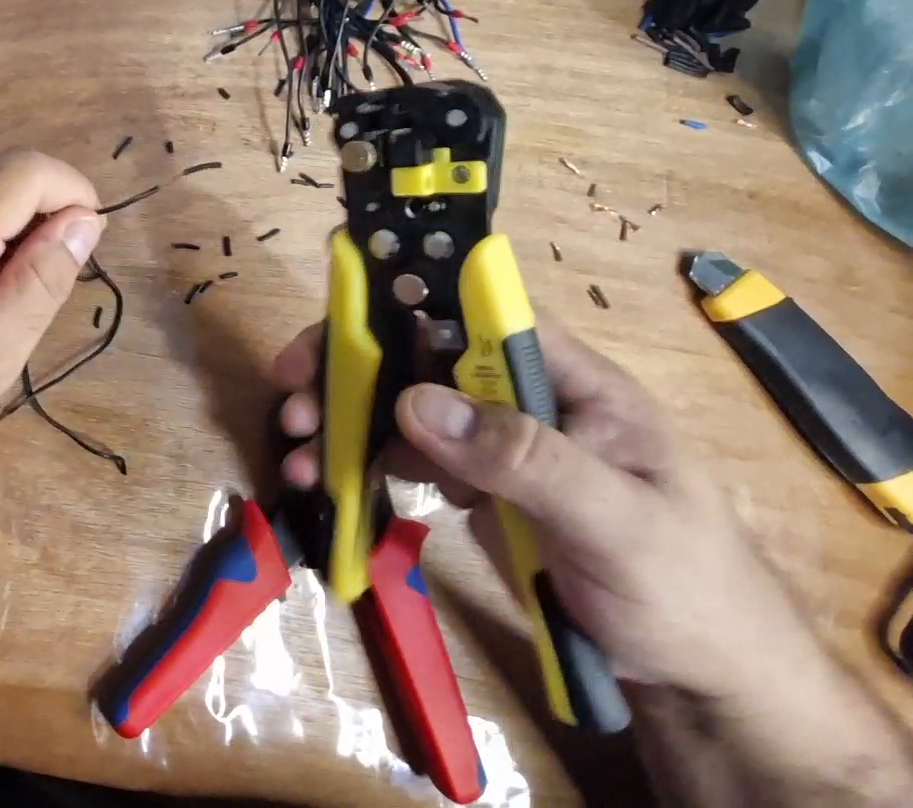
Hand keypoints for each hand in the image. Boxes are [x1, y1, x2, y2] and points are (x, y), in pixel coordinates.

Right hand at [270, 319, 822, 700]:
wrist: (693, 674)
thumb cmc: (683, 589)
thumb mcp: (615, 521)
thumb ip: (524, 458)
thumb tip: (414, 401)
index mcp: (570, 383)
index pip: (477, 320)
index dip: (402, 312)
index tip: (334, 334)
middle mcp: (521, 399)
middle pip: (419, 360)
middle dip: (348, 373)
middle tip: (292, 399)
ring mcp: (491, 442)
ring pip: (398, 407)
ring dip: (339, 422)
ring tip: (297, 457)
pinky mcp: (469, 483)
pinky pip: (400, 456)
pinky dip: (354, 463)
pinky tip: (325, 482)